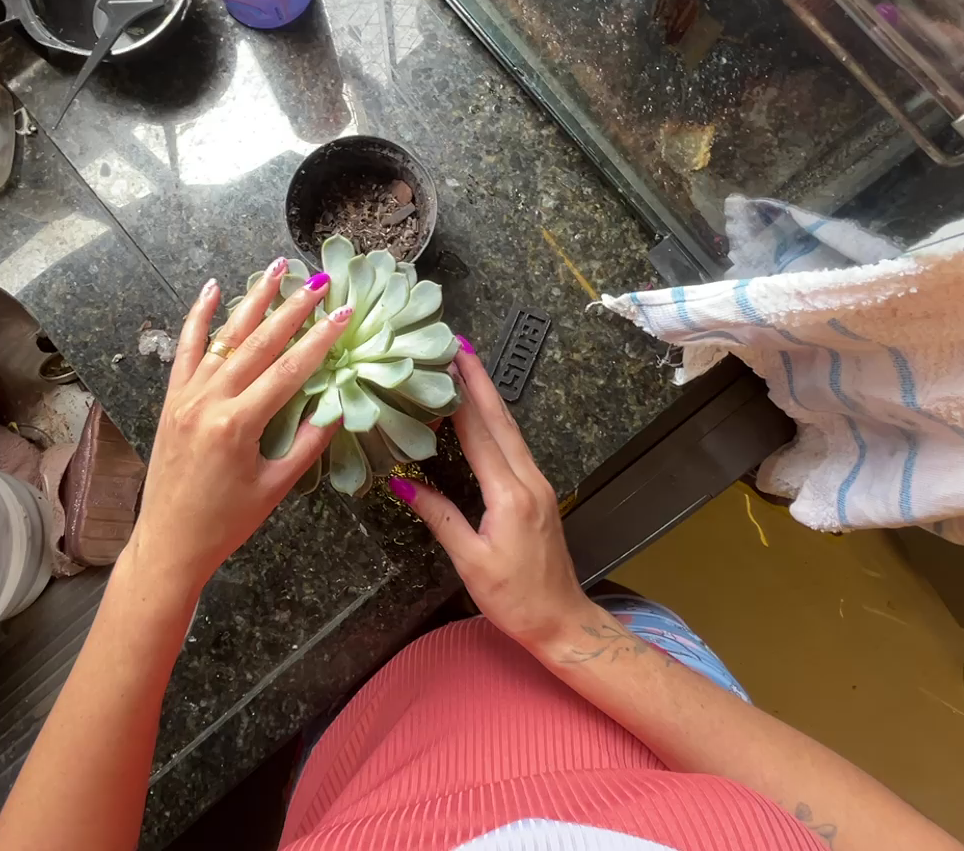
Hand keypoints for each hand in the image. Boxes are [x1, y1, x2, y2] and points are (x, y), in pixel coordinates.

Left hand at [125, 261, 347, 593]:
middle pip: (259, 343)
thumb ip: (309, 443)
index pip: (290, 370)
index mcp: (238, 424)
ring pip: (225, 338)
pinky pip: (186, 350)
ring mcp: (186, 396)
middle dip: (292, 308)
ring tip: (275, 269)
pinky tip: (212, 289)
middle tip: (317, 280)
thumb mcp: (276, 487)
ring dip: (252, 301)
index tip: (343, 312)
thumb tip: (338, 405)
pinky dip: (198, 317)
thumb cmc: (227, 522)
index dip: (321, 339)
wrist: (169, 543)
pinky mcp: (172, 399)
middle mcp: (210, 401)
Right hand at [392, 346, 596, 651]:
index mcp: (510, 494)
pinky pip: (515, 444)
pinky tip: (484, 409)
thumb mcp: (470, 560)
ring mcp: (538, 482)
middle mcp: (529, 479)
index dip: (461, 395)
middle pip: (500, 419)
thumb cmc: (514, 598)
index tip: (446, 361)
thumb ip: (439, 516)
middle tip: (459, 344)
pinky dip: (497, 419)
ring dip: (489, 394)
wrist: (562, 619)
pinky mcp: (539, 490)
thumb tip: (401, 482)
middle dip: (479, 379)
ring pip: (511, 428)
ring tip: (468, 365)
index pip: (479, 433)